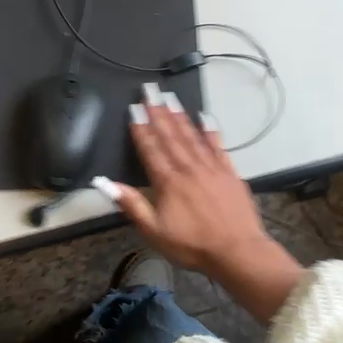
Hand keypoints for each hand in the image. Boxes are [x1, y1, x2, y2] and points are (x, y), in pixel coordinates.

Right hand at [105, 85, 303, 321]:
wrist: (237, 252)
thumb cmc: (192, 245)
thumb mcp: (154, 231)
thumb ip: (131, 204)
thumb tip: (105, 184)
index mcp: (167, 182)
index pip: (150, 149)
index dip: (141, 127)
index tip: (134, 107)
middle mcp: (188, 168)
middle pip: (170, 135)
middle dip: (158, 112)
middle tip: (150, 90)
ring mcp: (211, 168)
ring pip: (192, 136)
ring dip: (180, 116)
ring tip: (171, 98)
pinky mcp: (230, 173)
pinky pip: (218, 146)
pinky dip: (210, 131)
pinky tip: (205, 118)